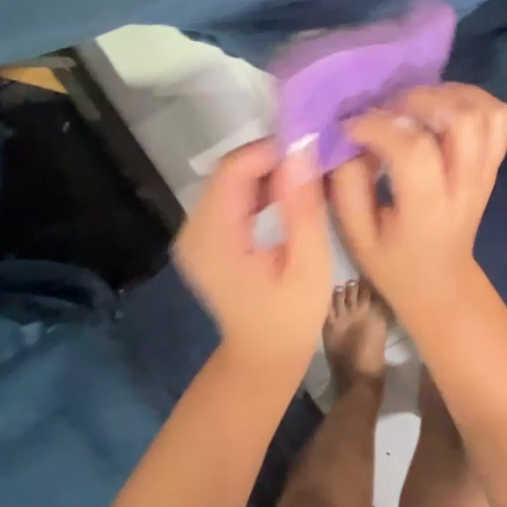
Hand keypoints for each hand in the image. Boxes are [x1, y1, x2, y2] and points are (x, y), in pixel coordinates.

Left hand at [174, 138, 333, 376]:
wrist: (263, 356)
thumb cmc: (291, 318)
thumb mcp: (309, 264)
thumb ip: (303, 208)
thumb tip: (302, 151)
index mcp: (213, 239)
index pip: (232, 171)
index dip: (269, 151)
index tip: (311, 149)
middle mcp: (192, 231)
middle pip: (228, 172)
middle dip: (271, 159)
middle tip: (314, 161)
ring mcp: (194, 235)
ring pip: (229, 181)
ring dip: (267, 173)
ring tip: (307, 176)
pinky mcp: (204, 238)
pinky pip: (230, 198)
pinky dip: (258, 190)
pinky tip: (288, 195)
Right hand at [328, 83, 506, 320]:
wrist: (441, 281)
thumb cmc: (392, 260)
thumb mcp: (355, 234)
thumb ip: (347, 184)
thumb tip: (348, 137)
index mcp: (427, 211)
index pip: (414, 151)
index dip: (378, 127)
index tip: (351, 128)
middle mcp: (464, 186)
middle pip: (461, 121)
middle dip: (417, 102)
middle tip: (387, 110)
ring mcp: (485, 172)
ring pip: (484, 112)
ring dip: (447, 94)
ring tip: (414, 103)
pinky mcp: (492, 164)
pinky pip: (497, 116)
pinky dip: (471, 99)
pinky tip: (441, 104)